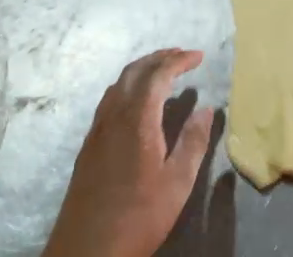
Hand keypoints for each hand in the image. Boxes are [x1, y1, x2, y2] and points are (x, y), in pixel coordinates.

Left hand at [43, 49, 215, 256]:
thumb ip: (193, 142)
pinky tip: (138, 103)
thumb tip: (206, 109)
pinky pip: (109, 100)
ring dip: (142, 70)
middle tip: (182, 55)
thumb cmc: (138, 217)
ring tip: (162, 73)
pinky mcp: (88, 146)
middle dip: (159, 58)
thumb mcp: (177, 183)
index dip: (179, 60)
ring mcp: (97, 131)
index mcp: (137, 120)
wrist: (86, 252)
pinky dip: (128, 87)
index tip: (199, 56)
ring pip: (118, 84)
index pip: (158, 75)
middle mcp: (113, 116)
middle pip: (134, 72)